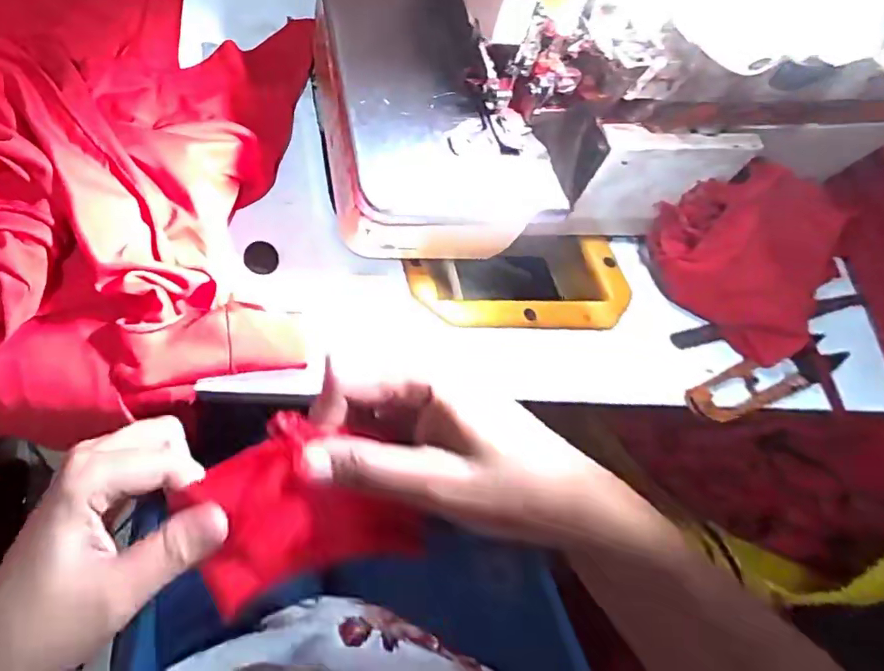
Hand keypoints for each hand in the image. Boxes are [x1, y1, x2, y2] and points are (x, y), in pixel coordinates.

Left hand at [0, 417, 228, 670]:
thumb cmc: (50, 624)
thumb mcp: (117, 595)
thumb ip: (172, 551)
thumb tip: (224, 514)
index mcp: (90, 472)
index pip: (165, 457)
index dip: (196, 486)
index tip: (212, 526)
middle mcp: (88, 453)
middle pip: (159, 434)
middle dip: (186, 468)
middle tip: (196, 520)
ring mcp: (85, 463)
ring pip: (149, 443)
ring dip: (174, 473)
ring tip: (184, 521)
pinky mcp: (87, 480)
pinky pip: (135, 460)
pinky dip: (158, 479)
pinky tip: (164, 514)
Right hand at [301, 361, 664, 552]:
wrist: (579, 508)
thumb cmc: (514, 489)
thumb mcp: (438, 484)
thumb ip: (370, 469)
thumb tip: (304, 461)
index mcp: (422, 375)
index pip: (346, 377)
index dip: (325, 415)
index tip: (319, 462)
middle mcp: (419, 376)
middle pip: (353, 391)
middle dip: (335, 432)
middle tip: (334, 480)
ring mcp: (426, 397)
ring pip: (366, 410)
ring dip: (353, 445)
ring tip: (356, 485)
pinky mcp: (432, 417)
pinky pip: (386, 425)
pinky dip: (374, 452)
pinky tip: (381, 481)